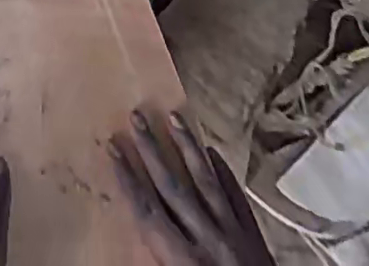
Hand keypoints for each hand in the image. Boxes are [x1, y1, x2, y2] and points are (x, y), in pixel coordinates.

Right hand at [109, 111, 274, 265]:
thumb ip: (159, 259)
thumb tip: (133, 236)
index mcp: (183, 261)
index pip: (147, 209)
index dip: (127, 177)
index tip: (113, 147)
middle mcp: (207, 240)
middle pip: (172, 186)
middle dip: (152, 150)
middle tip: (136, 116)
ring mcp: (235, 236)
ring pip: (205, 182)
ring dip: (187, 149)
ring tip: (173, 117)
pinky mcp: (256, 237)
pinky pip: (237, 198)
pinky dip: (224, 173)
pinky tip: (213, 151)